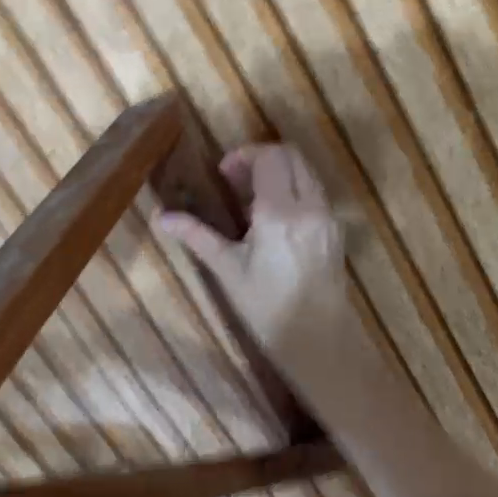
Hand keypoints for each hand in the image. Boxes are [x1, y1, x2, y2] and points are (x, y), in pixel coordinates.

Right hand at [156, 143, 352, 356]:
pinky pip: (316, 191)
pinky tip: (275, 218)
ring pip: (306, 171)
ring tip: (253, 200)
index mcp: (280, 213)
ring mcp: (328, 216)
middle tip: (236, 180)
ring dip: (280, 171)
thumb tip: (161, 217)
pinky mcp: (336, 228)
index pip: (270, 157)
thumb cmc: (266, 307)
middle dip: (262, 158)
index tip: (223, 173)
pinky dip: (295, 188)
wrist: (318, 340)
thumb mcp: (227, 270)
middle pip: (291, 155)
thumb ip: (197, 236)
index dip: (244, 156)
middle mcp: (309, 206)